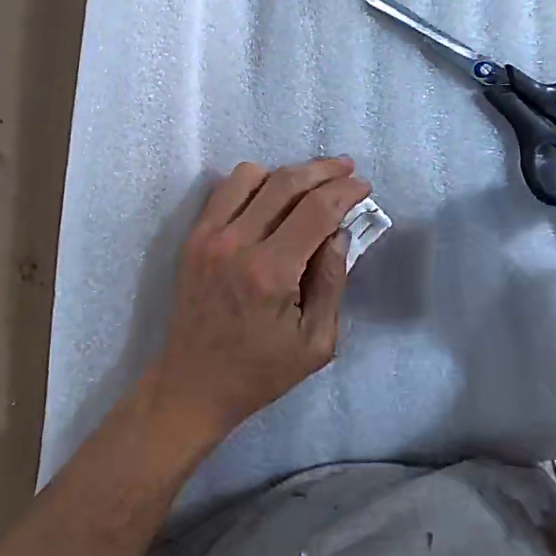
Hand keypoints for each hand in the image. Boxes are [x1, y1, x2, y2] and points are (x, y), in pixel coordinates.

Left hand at [151, 157, 371, 438]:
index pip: (317, 210)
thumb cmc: (261, 370)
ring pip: (252, 175)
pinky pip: (225, 189)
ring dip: (288, 172)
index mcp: (271, 273)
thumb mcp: (316, 341)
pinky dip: (254, 181)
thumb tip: (339, 232)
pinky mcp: (193, 238)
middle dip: (324, 170)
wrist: (192, 386)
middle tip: (347, 169)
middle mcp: (236, 245)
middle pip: (287, 182)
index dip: (346, 191)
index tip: (363, 186)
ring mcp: (208, 237)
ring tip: (311, 183)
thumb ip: (332, 281)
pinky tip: (272, 195)